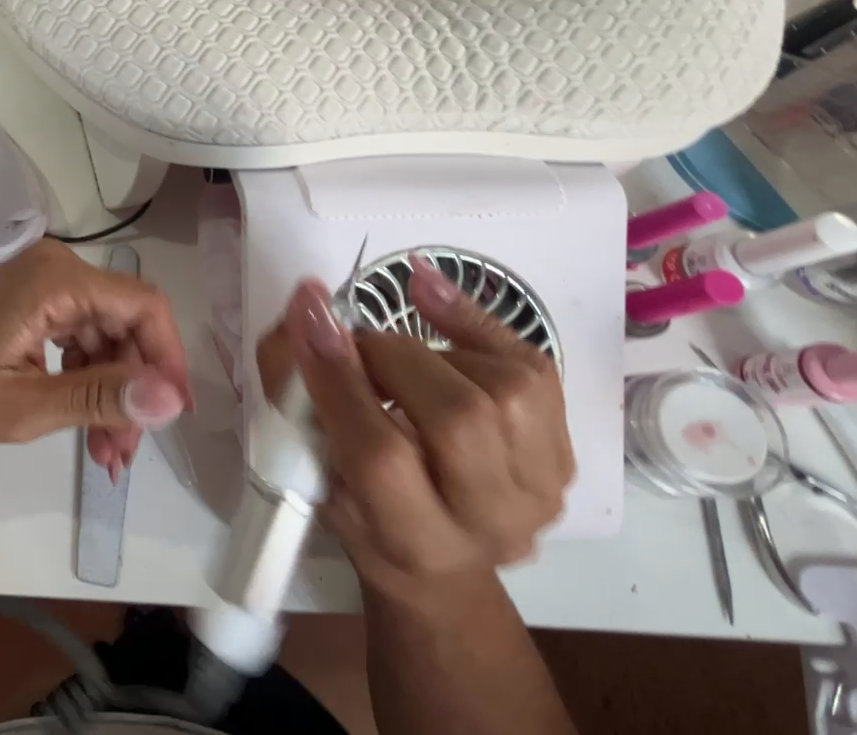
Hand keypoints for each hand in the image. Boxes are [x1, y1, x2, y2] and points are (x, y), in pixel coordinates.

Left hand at [0, 240, 190, 475]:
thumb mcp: (28, 405)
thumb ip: (101, 398)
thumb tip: (170, 399)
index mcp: (56, 281)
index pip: (143, 307)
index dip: (167, 359)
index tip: (173, 413)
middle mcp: (54, 269)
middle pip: (124, 325)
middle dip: (132, 390)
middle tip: (126, 452)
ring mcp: (41, 283)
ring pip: (104, 337)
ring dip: (110, 392)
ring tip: (106, 453)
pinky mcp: (31, 301)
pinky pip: (78, 336)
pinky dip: (85, 379)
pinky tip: (86, 425)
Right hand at [258, 255, 573, 603]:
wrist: (436, 558)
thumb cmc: (353, 507)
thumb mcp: (304, 466)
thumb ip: (291, 392)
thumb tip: (304, 315)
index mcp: (411, 539)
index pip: (380, 454)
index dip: (341, 380)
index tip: (308, 319)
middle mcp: (489, 521)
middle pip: (457, 419)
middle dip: (389, 357)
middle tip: (349, 341)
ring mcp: (539, 488)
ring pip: (501, 389)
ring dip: (429, 351)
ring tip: (388, 352)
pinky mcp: (564, 452)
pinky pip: (529, 367)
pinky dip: (473, 321)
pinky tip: (429, 298)